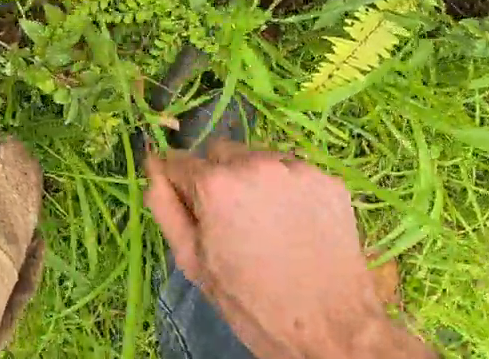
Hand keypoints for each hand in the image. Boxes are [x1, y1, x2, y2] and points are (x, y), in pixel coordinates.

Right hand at [145, 141, 430, 358]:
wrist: (335, 335)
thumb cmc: (254, 303)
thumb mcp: (193, 262)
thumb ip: (164, 206)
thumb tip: (153, 167)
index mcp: (213, 182)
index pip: (177, 161)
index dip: (181, 187)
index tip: (194, 212)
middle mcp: (252, 162)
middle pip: (217, 153)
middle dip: (217, 178)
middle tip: (232, 221)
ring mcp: (294, 169)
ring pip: (255, 158)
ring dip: (252, 180)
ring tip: (267, 222)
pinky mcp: (327, 180)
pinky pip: (291, 172)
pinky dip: (286, 190)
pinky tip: (294, 223)